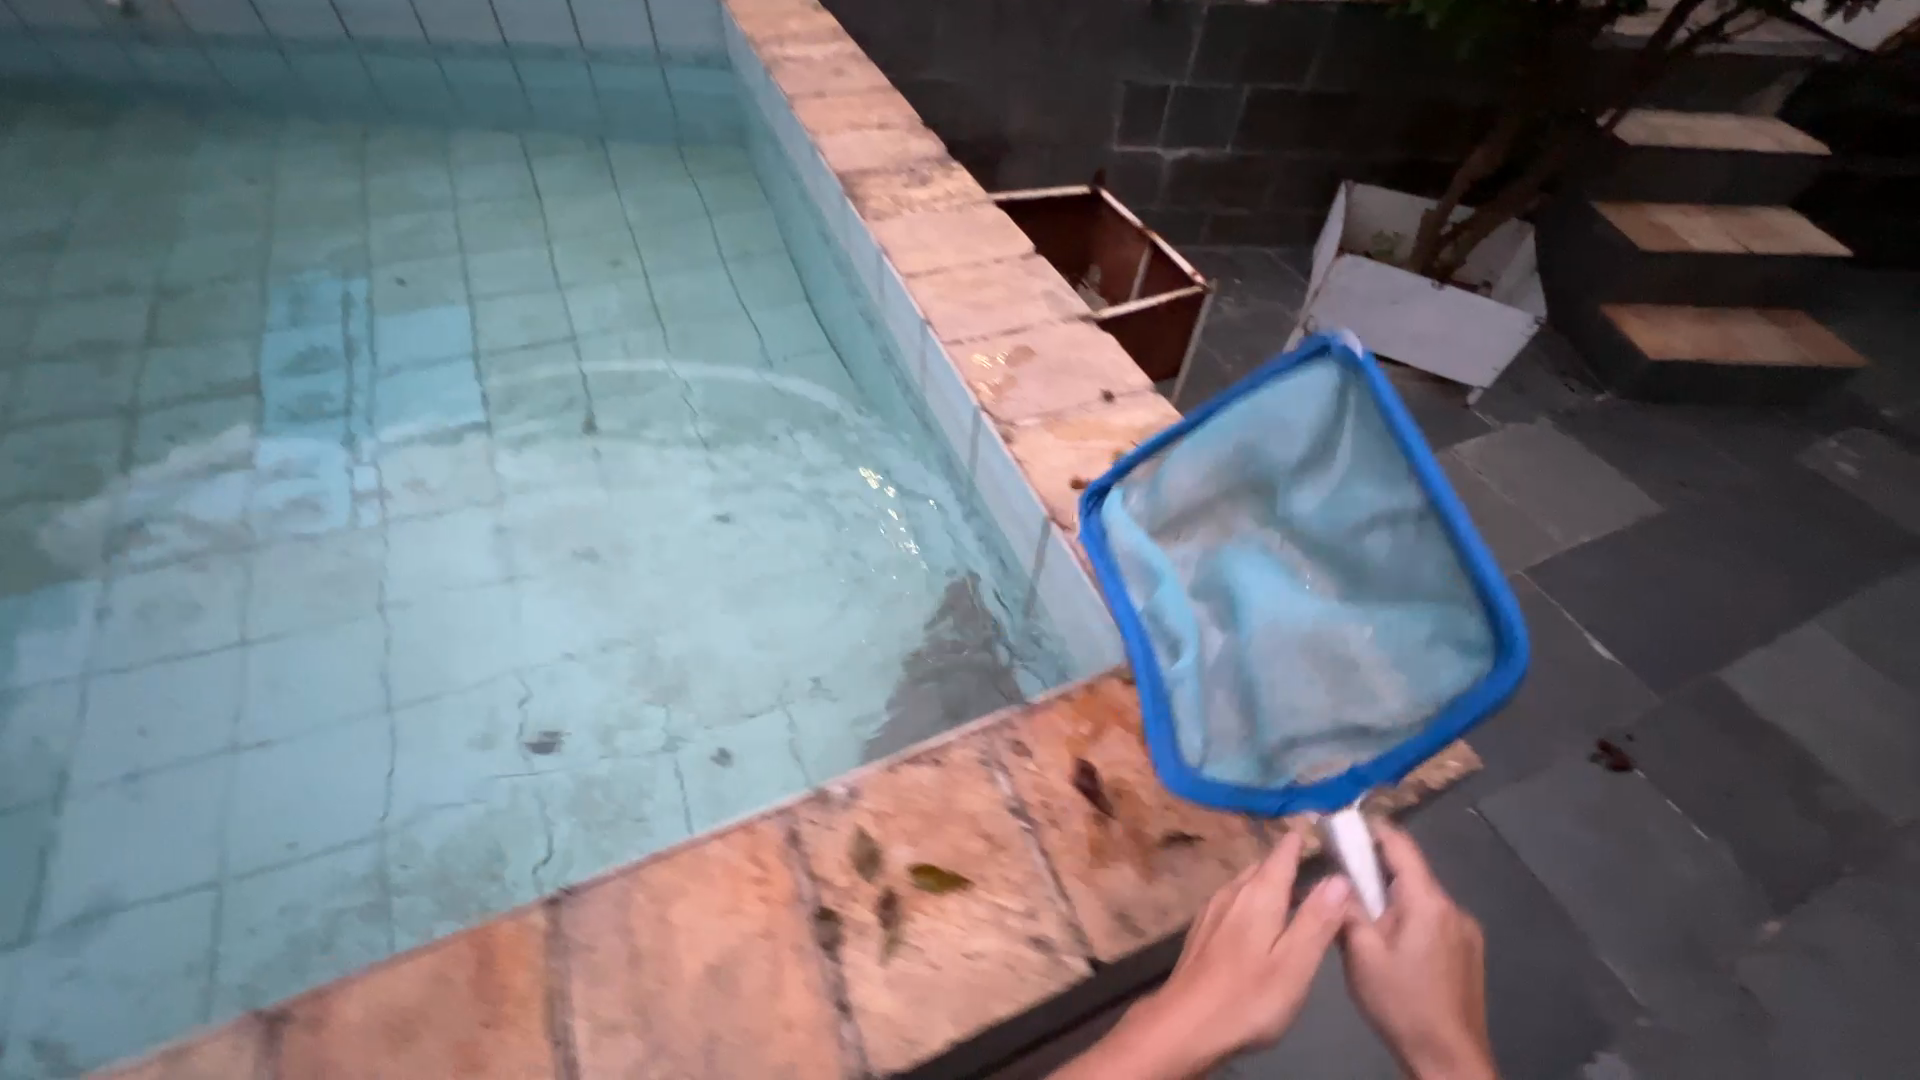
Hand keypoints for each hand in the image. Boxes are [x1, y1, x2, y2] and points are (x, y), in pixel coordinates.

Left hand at [1052, 830, 1351, 1079]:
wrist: (1187, 1021)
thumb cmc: (1249, 995)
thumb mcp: (1295, 963)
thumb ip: (1316, 920)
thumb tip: (1339, 878)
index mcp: (1259, 896)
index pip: (1281, 855)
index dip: (1297, 840)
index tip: (1311, 821)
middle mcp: (1232, 893)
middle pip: (1262, 868)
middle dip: (1285, 861)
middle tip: (1309, 859)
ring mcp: (1213, 910)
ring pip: (1245, 884)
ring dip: (1267, 881)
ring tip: (1289, 887)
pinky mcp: (1203, 930)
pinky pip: (1233, 901)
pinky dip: (1251, 899)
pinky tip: (1257, 918)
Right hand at [1339, 820, 1496, 1079]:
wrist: (1449, 1061)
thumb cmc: (1401, 1002)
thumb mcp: (1360, 952)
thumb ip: (1348, 906)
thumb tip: (1336, 877)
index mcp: (1427, 901)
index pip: (1399, 844)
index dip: (1370, 828)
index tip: (1340, 823)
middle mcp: (1453, 908)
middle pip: (1409, 872)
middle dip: (1373, 869)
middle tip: (1338, 877)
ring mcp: (1466, 932)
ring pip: (1419, 898)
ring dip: (1390, 897)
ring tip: (1360, 916)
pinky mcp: (1469, 953)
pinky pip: (1432, 919)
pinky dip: (1407, 918)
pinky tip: (1389, 944)